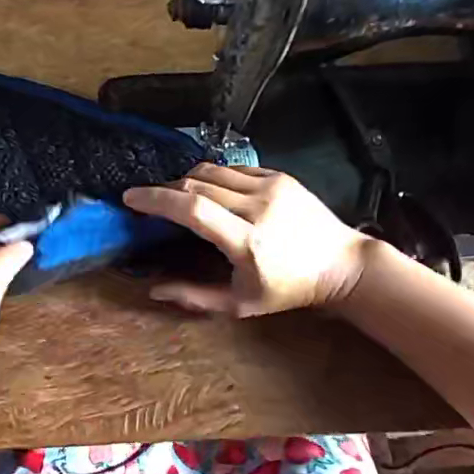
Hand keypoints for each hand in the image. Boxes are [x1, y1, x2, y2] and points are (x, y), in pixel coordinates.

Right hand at [122, 163, 370, 315]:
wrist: (342, 264)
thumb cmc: (287, 290)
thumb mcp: (239, 304)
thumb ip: (194, 297)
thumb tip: (154, 290)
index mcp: (246, 242)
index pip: (192, 209)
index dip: (156, 200)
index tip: (131, 198)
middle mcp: (257, 207)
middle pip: (195, 184)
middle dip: (164, 190)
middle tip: (147, 200)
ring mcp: (271, 187)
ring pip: (211, 171)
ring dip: (184, 181)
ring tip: (173, 196)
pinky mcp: (280, 176)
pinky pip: (233, 169)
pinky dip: (211, 177)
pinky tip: (207, 191)